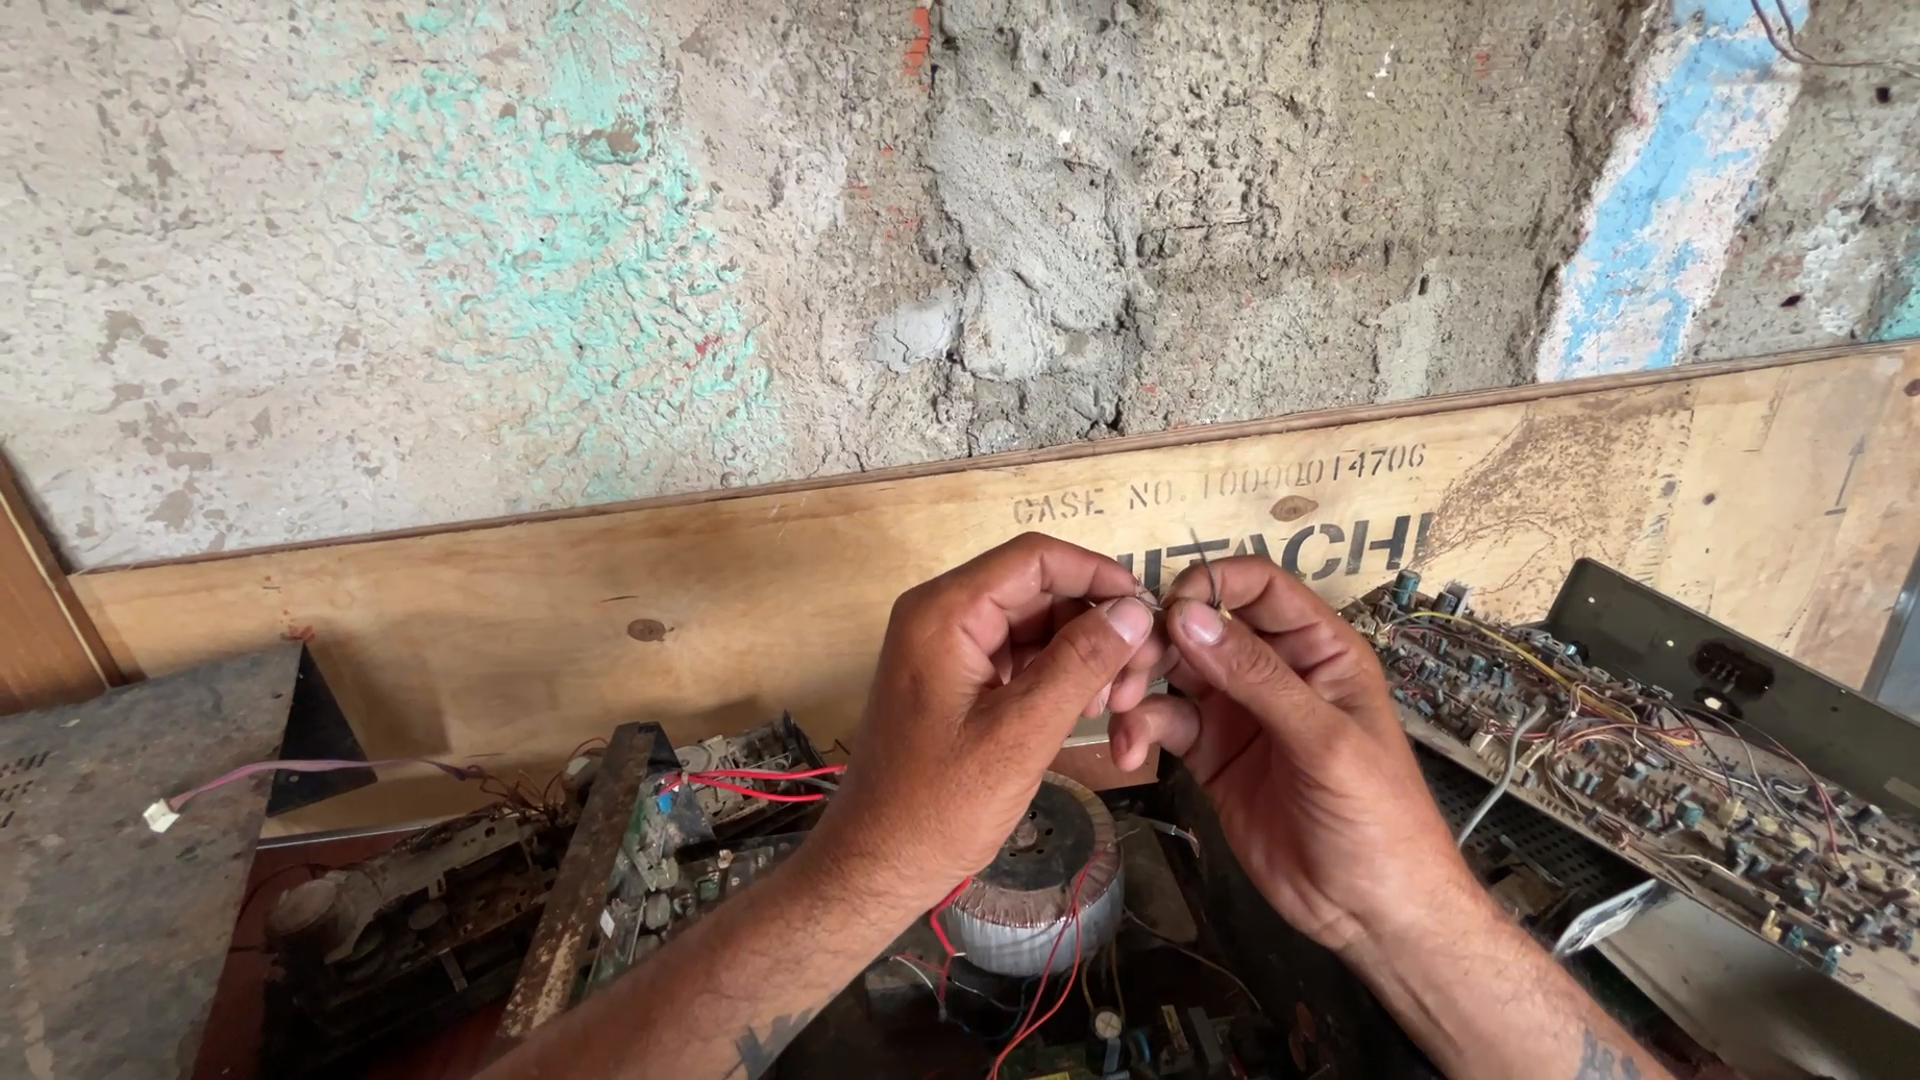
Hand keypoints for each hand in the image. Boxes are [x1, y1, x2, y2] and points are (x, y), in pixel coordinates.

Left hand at [810, 534, 1167, 912]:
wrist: (878, 862)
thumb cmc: (941, 805)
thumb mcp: (1021, 732)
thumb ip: (1080, 664)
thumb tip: (1134, 611)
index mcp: (945, 612)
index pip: (1034, 558)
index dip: (1096, 573)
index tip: (1146, 610)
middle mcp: (942, 613)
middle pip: (1036, 588)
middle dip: (1092, 622)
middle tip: (1138, 673)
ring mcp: (946, 644)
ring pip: (1032, 622)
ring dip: (1079, 651)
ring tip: (1115, 701)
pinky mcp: (955, 674)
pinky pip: (1017, 653)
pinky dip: (1055, 673)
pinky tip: (1084, 708)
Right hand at [1108, 557, 1477, 951]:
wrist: (1370, 914)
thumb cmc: (1376, 817)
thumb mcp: (1323, 741)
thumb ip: (1255, 675)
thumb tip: (1185, 614)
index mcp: (1317, 649)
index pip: (1259, 587)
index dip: (1212, 584)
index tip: (1169, 610)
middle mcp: (1270, 669)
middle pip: (1201, 625)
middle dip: (1158, 640)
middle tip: (1125, 669)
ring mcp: (1236, 709)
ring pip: (1172, 670)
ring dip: (1138, 684)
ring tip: (1119, 714)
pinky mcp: (1208, 750)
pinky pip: (1163, 720)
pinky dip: (1139, 729)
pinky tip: (1128, 753)